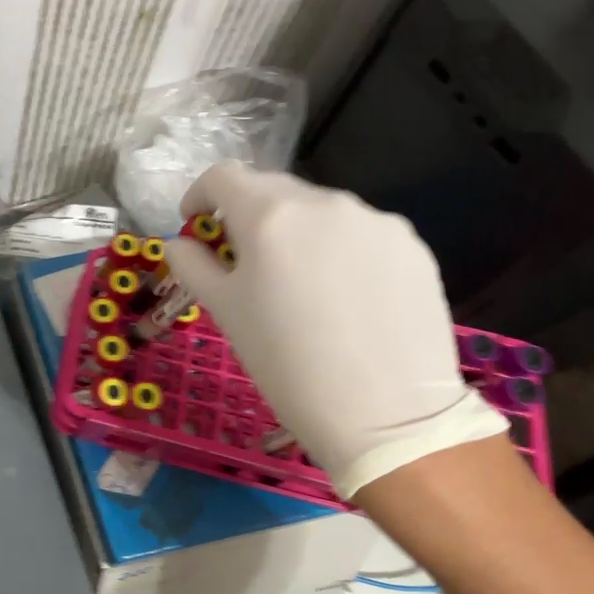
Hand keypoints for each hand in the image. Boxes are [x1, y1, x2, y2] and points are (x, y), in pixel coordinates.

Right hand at [161, 161, 505, 497]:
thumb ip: (194, 265)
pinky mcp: (412, 246)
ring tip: (301, 287)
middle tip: (246, 265)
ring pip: (320, 212)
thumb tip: (181, 243)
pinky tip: (345, 298)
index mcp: (270, 216)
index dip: (201, 197)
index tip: (199, 229)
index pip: (223, 176)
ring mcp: (375, 221)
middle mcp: (324, 203)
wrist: (387, 417)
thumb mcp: (224, 312)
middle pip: (273, 190)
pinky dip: (341, 251)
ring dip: (298, 234)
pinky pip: (361, 233)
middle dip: (250, 218)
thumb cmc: (286, 364)